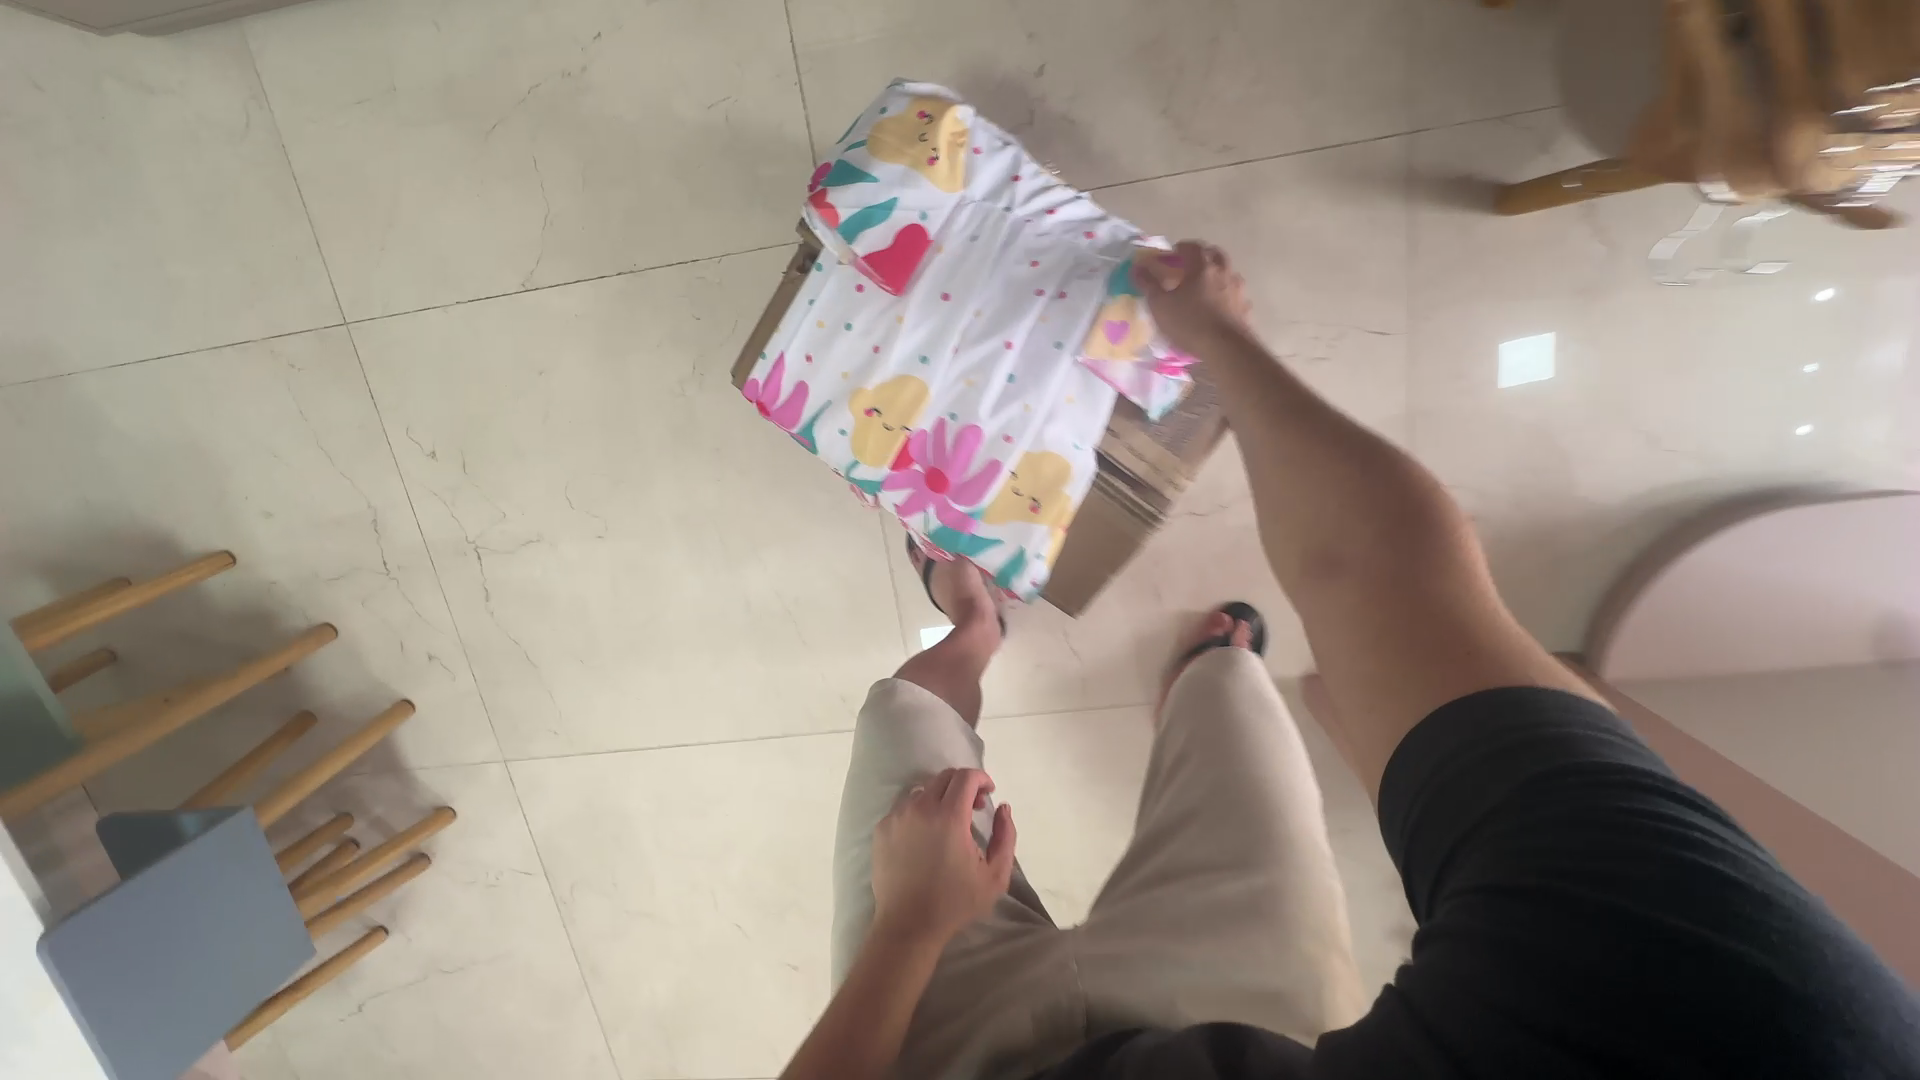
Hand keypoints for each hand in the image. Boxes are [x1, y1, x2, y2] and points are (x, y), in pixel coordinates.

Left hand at [870, 768, 1016, 947]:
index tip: (988, 793)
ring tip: (948, 822)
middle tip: (973, 808)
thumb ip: (1006, 836)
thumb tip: (1002, 807)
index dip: (981, 778)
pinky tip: (925, 836)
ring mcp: (897, 817)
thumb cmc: (955, 903)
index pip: (966, 777)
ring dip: (940, 798)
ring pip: (923, 791)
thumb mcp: (995, 876)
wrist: (908, 926)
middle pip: (944, 777)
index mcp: (949, 817)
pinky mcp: (882, 828)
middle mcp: (920, 808)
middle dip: (963, 785)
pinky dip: (919, 812)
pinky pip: (904, 807)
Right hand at [1132, 240, 1252, 353]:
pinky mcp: (1245, 307)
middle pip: (1215, 254)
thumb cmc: (1189, 323)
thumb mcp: (1160, 305)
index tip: (1172, 254)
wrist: (1226, 347)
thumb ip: (1148, 284)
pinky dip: (1226, 293)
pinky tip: (1219, 306)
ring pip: (1228, 272)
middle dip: (1202, 255)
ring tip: (1205, 287)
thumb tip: (1137, 267)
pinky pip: (1235, 293)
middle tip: (1190, 266)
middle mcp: (1223, 271)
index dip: (1181, 248)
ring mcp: (1238, 288)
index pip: (1192, 247)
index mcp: (1202, 266)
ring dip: (1216, 273)